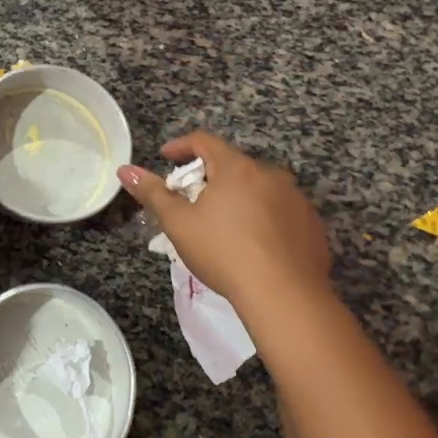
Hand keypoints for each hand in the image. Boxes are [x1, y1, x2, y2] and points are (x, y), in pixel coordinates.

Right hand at [117, 131, 330, 313]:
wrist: (285, 295)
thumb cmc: (224, 252)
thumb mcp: (178, 223)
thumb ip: (152, 193)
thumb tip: (125, 169)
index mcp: (236, 168)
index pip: (205, 141)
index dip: (181, 146)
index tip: (165, 157)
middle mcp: (271, 175)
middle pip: (233, 165)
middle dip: (210, 176)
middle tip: (192, 199)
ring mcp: (296, 200)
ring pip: (260, 188)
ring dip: (239, 196)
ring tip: (224, 223)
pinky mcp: (312, 225)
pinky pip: (282, 211)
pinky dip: (264, 217)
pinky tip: (255, 243)